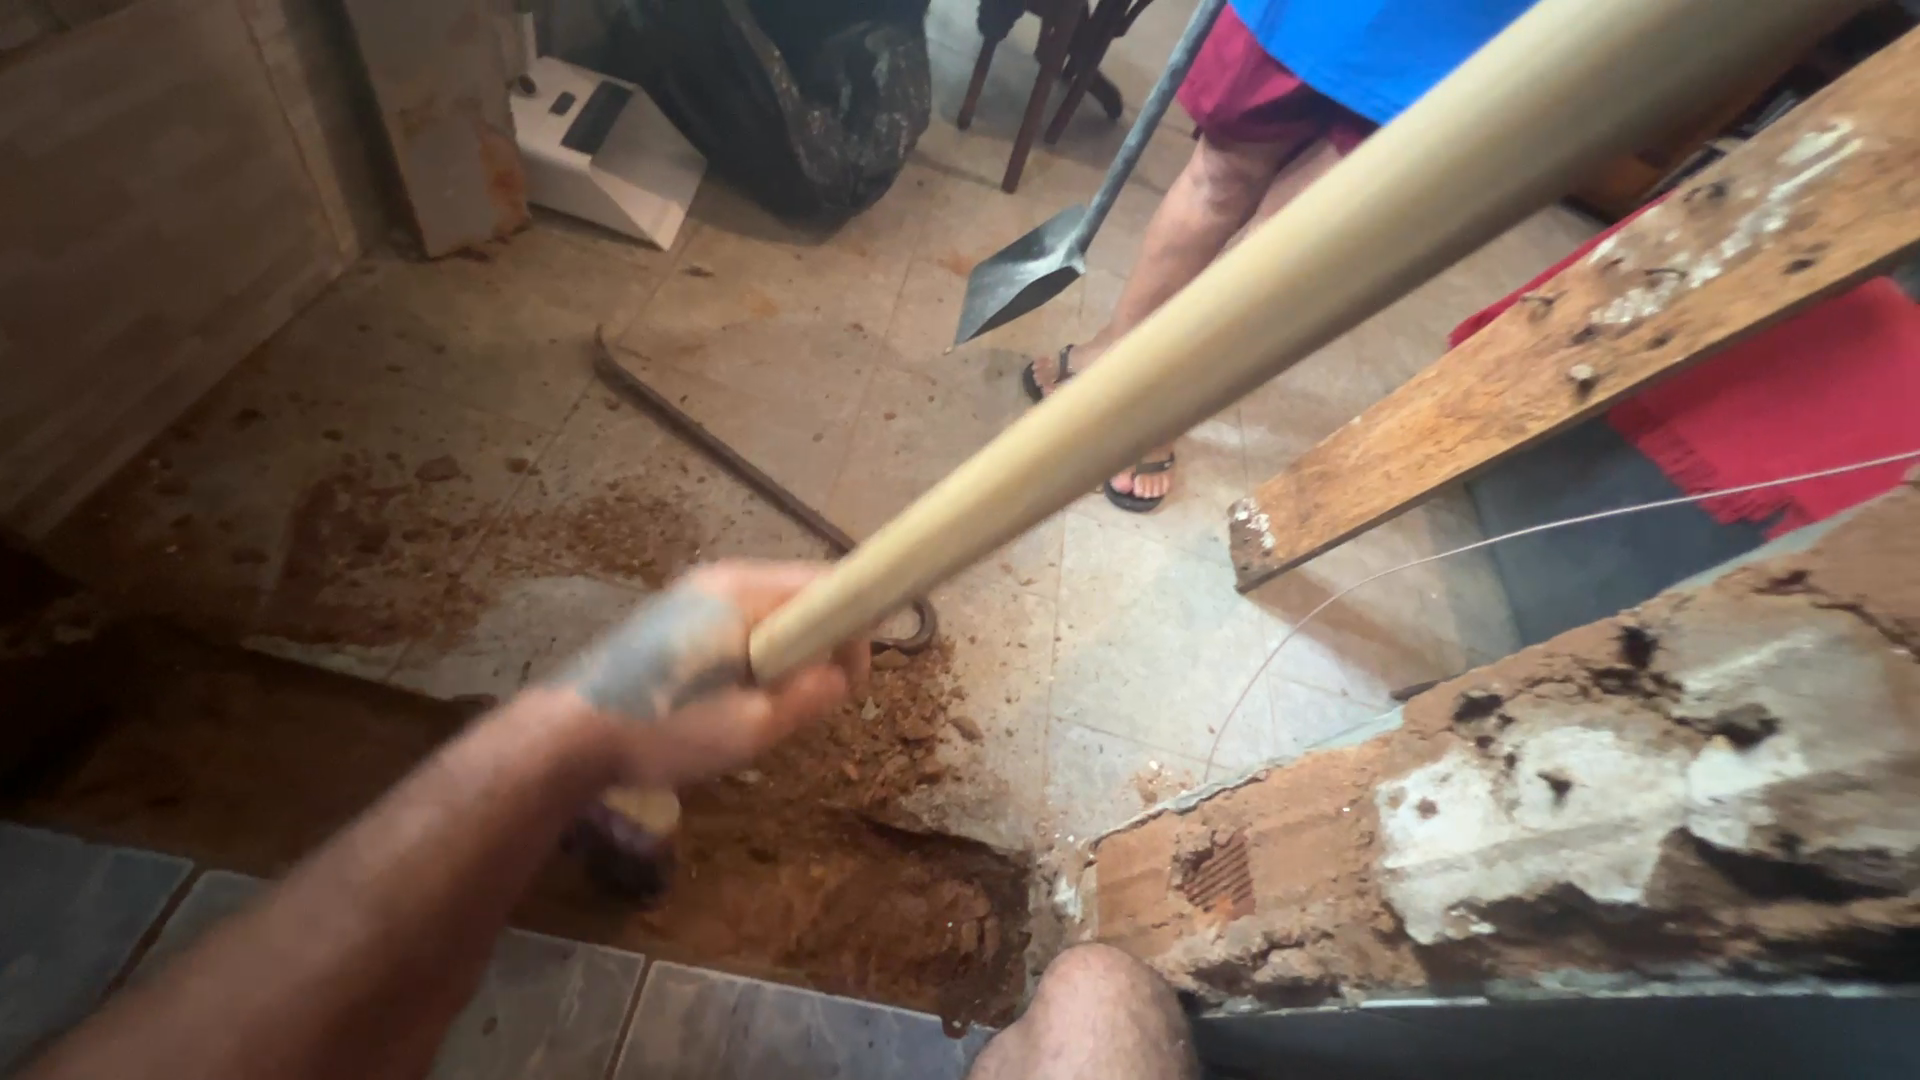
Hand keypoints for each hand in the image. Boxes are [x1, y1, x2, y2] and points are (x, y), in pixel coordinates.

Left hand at [553, 560, 867, 786]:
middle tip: (816, 696)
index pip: (826, 583)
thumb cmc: (665, 728)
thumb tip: (842, 675)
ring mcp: (693, 593)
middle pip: (799, 594)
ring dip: (789, 649)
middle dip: (821, 642)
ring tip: (775, 700)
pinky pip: (740, 620)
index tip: (852, 679)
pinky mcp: (674, 615)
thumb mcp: (753, 726)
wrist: (564, 737)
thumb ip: (812, 695)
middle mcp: (721, 579)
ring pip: (770, 609)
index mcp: (743, 591)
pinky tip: (737, 693)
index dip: (854, 627)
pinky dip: (758, 649)